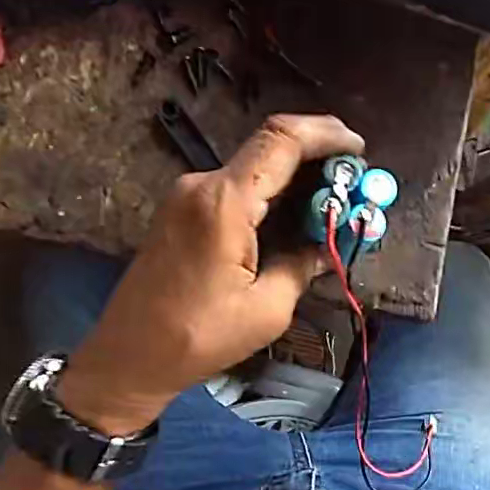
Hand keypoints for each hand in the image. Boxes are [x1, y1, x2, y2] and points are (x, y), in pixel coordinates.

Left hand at [59, 114, 365, 434]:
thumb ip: (302, 266)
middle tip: (353, 187)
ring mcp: (188, 196)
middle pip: (270, 149)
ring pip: (255, 170)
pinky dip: (272, 197)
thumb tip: (326, 247)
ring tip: (332, 208)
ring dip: (297, 181)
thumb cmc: (198, 336)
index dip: (327, 135)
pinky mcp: (183, 212)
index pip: (282, 140)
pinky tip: (295, 220)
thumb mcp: (267, 309)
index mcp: (224, 202)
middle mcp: (203, 185)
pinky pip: (238, 190)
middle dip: (319, 160)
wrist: (130, 355)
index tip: (359, 150)